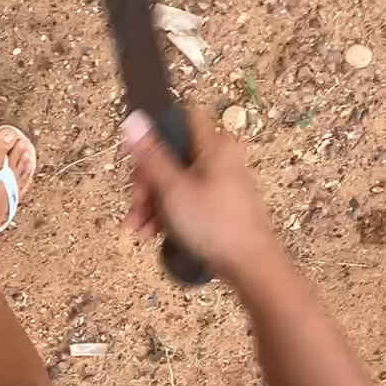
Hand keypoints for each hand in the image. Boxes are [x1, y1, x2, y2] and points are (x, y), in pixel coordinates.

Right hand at [120, 106, 284, 285]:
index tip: (136, 157)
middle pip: (171, 155)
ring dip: (151, 204)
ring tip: (138, 230)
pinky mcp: (220, 204)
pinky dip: (167, 213)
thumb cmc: (213, 224)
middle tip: (135, 206)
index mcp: (214, 145)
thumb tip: (134, 119)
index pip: (180, 119)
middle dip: (146, 183)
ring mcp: (221, 181)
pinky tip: (152, 234)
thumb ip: (151, 155)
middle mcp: (220, 157)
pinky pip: (185, 199)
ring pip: (174, 181)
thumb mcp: (173, 189)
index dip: (155, 133)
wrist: (251, 266)